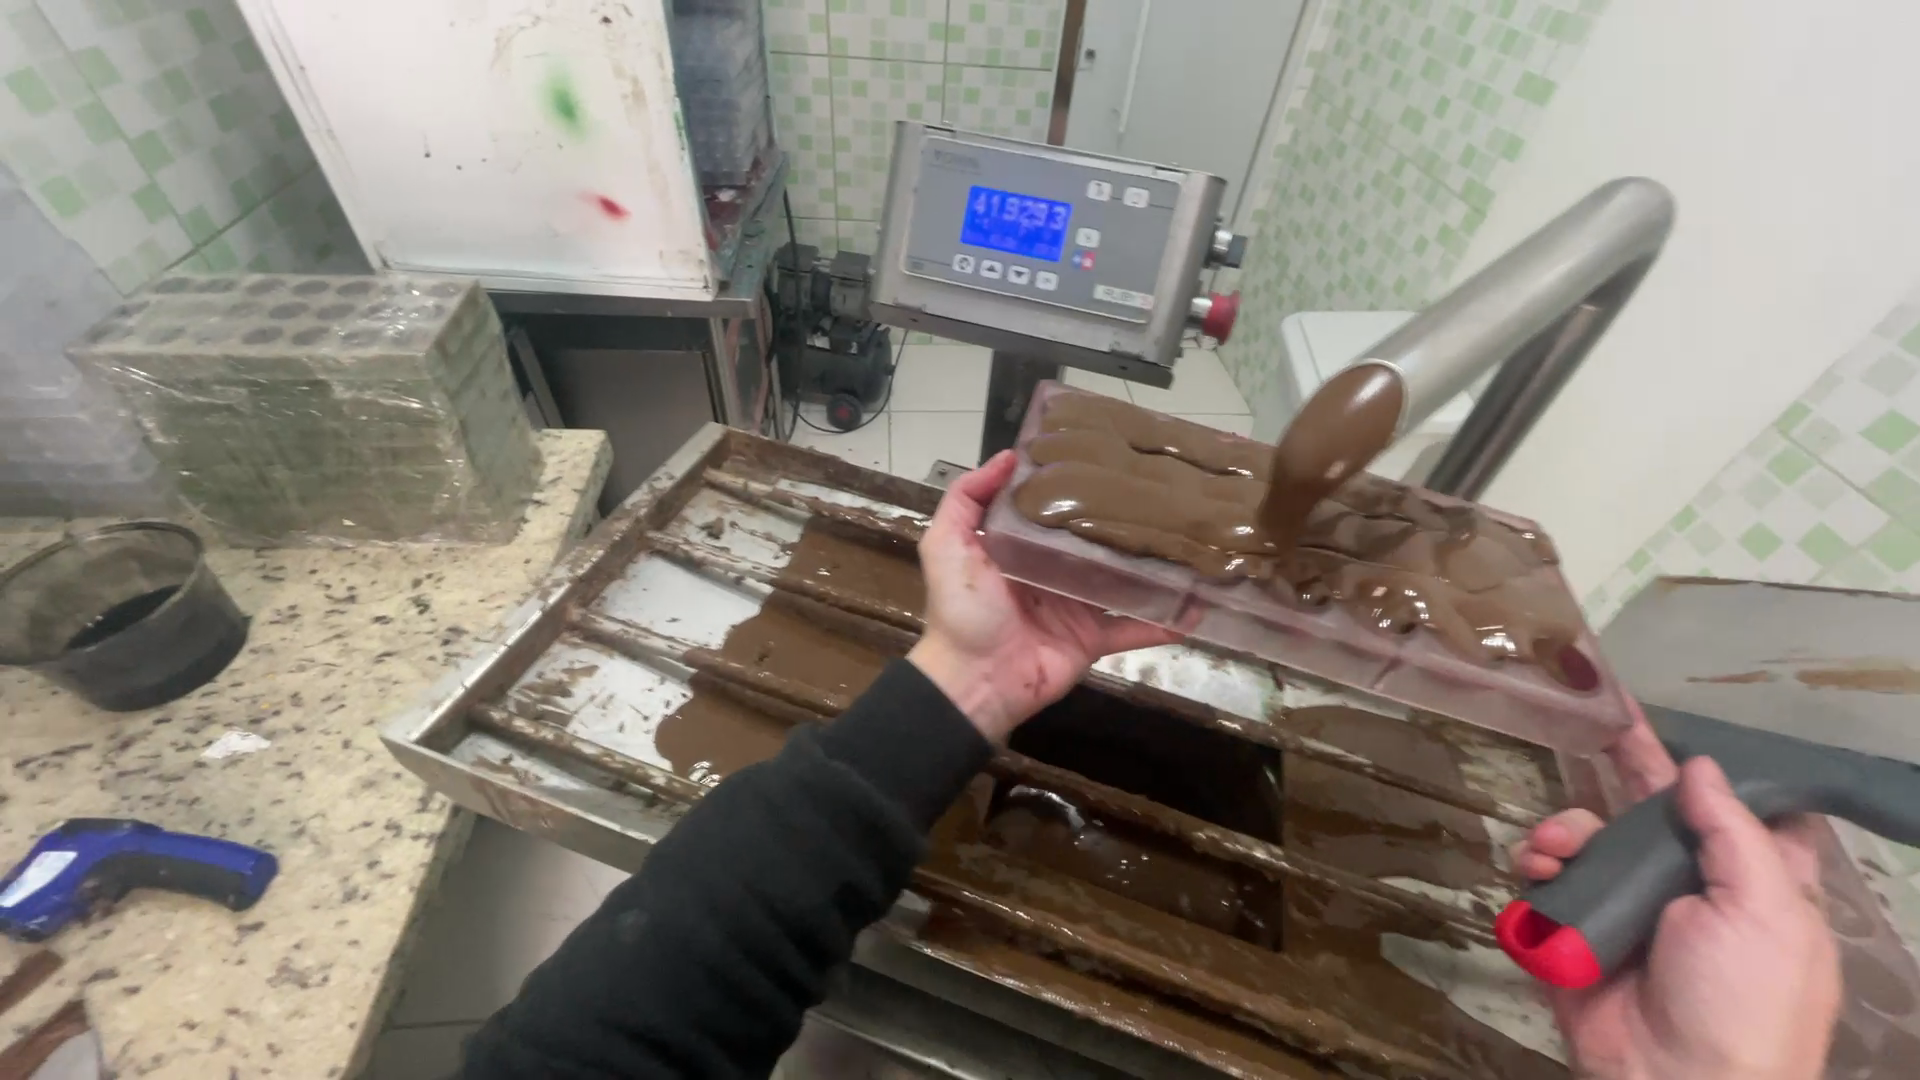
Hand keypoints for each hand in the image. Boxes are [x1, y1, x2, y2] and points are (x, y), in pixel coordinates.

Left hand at [906, 451, 1181, 741]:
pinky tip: (1197, 605)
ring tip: (1192, 540)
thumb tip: (1009, 456)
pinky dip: (1164, 621)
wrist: (973, 680)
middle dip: (1125, 522)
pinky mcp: (1093, 639)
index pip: (1055, 509)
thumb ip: (967, 498)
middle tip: (1167, 493)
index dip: (1078, 486)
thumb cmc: (960, 609)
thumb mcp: (947, 545)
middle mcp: (1051, 572)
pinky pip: (1134, 628)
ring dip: (1153, 567)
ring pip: (1122, 581)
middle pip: (1095, 542)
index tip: (1111, 458)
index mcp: (1019, 548)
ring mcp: (1076, 607)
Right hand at [1512, 709, 1840, 1079]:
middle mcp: (1677, 882)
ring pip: (1582, 834)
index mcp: (1741, 881)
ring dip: (1563, 829)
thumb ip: (1733, 836)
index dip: (1696, 765)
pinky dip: (1535, 861)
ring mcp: (1619, 900)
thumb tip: (1700, 765)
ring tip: (1555, 850)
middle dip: (1613, 774)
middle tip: (1588, 728)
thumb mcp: (1764, 916)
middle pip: (1639, 809)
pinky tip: (1539, 870)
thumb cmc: (1739, 996)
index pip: (1723, 807)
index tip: (1660, 720)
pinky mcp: (1568, 916)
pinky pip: (1542, 869)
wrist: (1668, 1075)